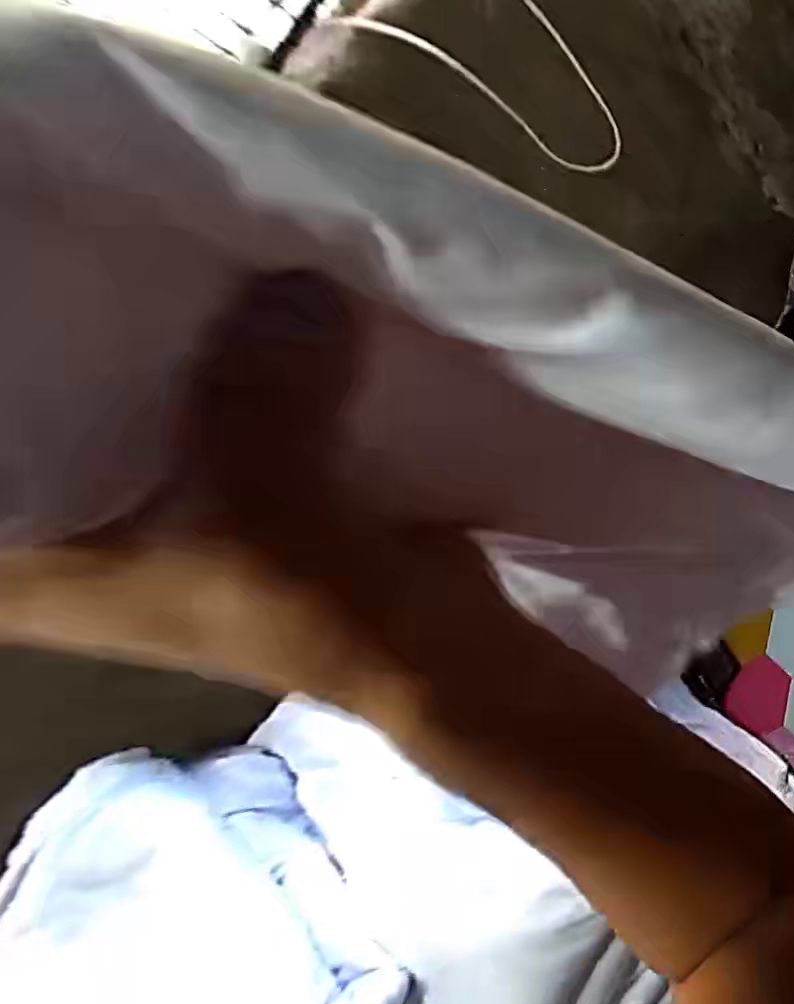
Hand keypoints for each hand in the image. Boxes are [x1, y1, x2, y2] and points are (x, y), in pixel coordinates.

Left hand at [0, 273, 512, 711]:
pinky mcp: (266, 492)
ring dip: (202, 355)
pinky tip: (285, 332)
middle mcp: (84, 520)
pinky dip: (270, 380)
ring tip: (206, 275)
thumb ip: (268, 400)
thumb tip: (301, 284)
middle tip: (125, 255)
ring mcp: (182, 505)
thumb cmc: (327, 615)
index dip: (15, 356)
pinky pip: (251, 418)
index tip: (46, 274)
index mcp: (18, 553)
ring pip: (170, 406)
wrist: (441, 647)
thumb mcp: (273, 509)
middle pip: (70, 404)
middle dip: (106, 339)